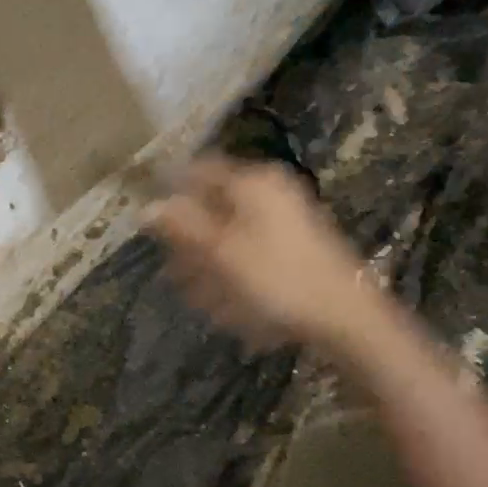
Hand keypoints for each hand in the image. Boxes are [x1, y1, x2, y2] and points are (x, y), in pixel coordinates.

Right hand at [150, 155, 378, 347]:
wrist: (342, 315)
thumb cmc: (276, 279)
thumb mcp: (219, 252)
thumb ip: (181, 225)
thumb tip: (145, 206)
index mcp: (252, 183)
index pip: (196, 170)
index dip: (168, 191)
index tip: (149, 221)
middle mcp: (267, 192)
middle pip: (208, 206)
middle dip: (188, 241)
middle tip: (179, 272)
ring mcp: (281, 218)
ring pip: (223, 234)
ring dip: (206, 264)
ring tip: (206, 296)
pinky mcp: (289, 245)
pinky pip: (243, 253)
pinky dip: (230, 274)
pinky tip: (229, 302)